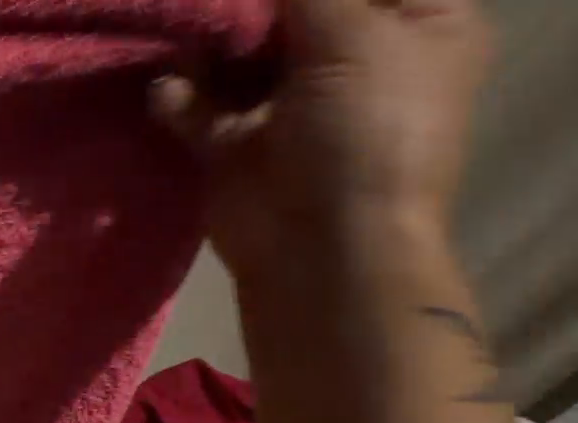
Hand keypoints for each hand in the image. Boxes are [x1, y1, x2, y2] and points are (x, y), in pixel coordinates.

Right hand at [152, 0, 490, 273]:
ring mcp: (287, 106)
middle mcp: (351, 58)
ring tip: (183, 37)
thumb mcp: (355, 36)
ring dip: (207, 47)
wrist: (319, 242)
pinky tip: (166, 91)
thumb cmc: (364, 130)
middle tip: (211, 9)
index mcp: (413, 23)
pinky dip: (178, 97)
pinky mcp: (233, 146)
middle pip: (290, 13)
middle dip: (247, 10)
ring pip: (238, 57)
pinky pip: (197, 109)